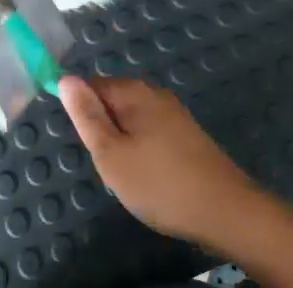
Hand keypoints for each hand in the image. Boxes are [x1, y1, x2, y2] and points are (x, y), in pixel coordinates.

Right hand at [57, 75, 262, 243]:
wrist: (226, 212)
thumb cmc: (160, 184)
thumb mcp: (111, 155)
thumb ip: (87, 116)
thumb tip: (66, 79)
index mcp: (134, 92)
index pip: (91, 86)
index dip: (82, 114)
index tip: (88, 146)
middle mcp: (155, 94)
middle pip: (113, 103)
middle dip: (104, 132)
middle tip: (109, 167)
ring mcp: (175, 114)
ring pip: (133, 122)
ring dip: (124, 146)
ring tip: (130, 178)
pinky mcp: (188, 136)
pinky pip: (152, 135)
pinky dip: (144, 154)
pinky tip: (151, 180)